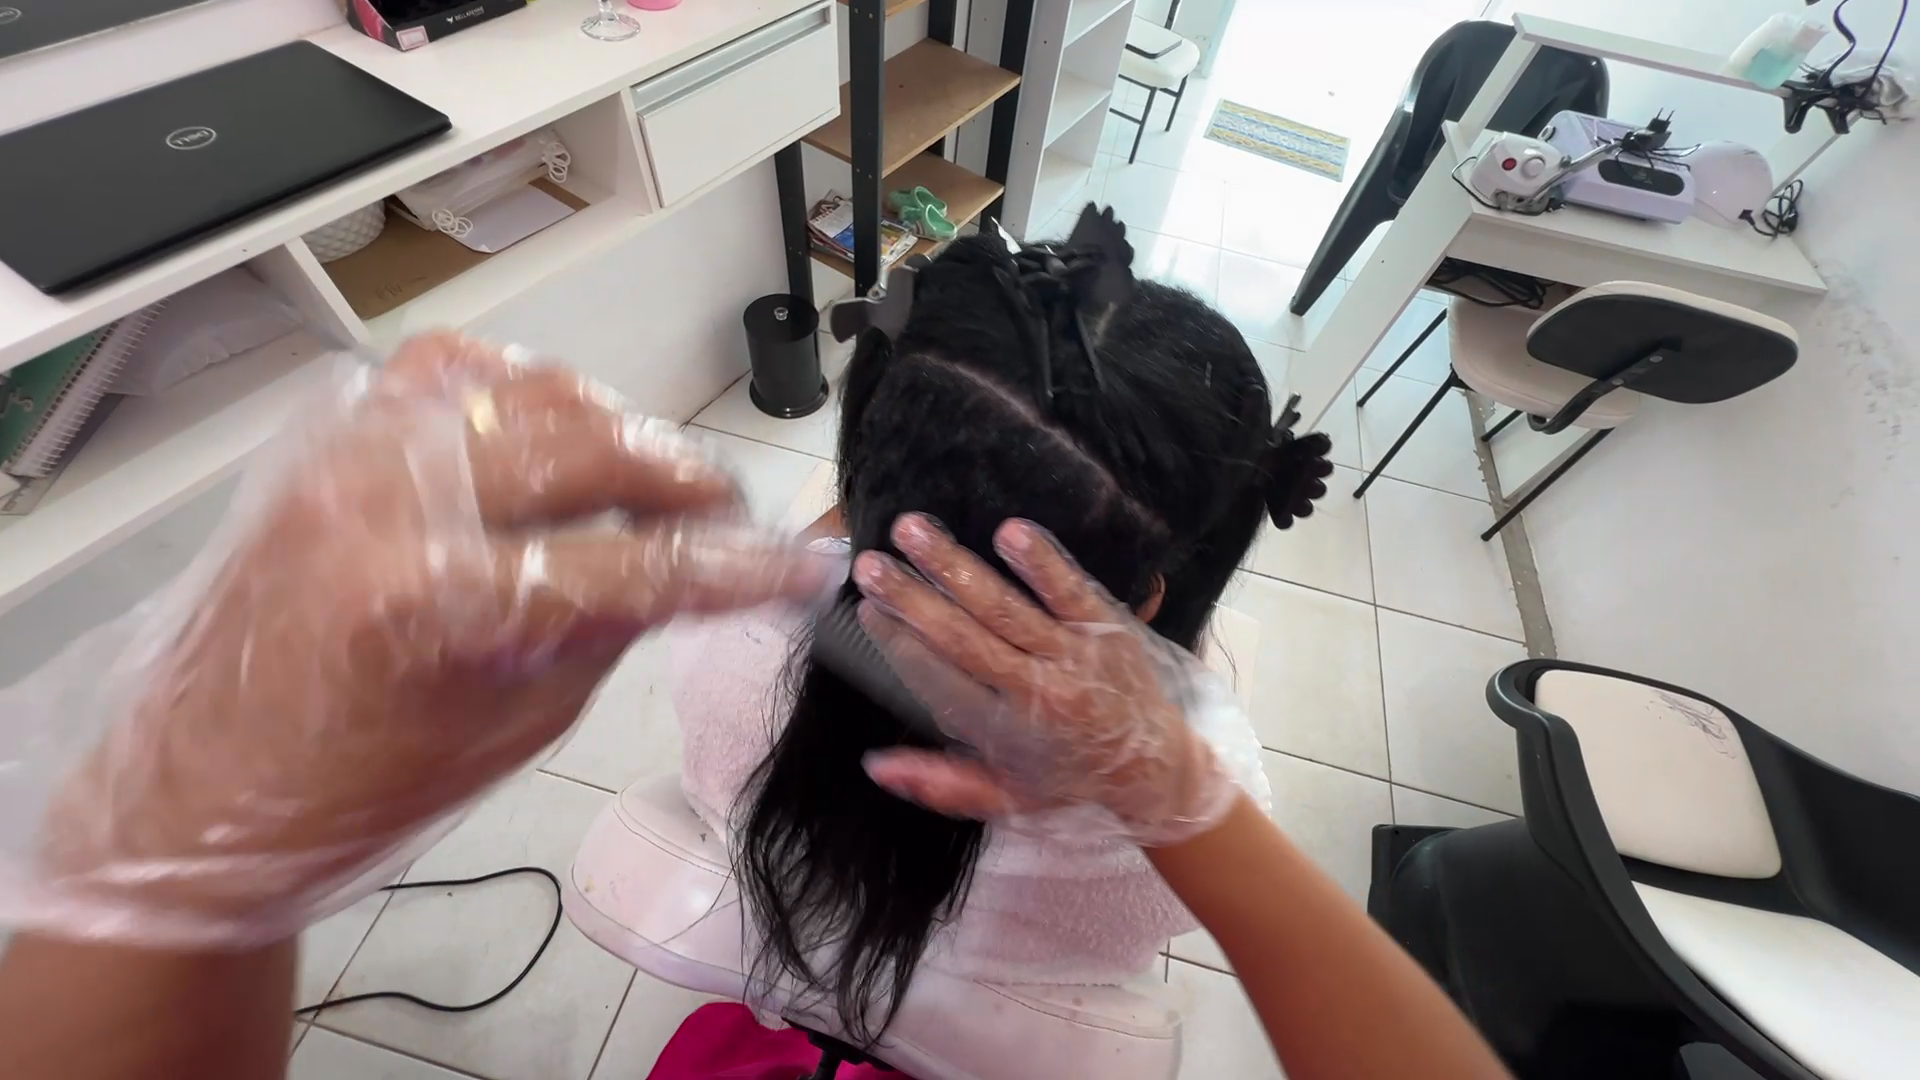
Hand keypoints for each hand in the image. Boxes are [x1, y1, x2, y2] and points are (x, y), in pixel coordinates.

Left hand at [5, 332, 837, 945]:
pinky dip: (538, 395)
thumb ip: (619, 618)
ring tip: (655, 484)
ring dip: (627, 435)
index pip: (647, 567)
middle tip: (734, 521)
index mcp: (443, 601)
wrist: (204, 783)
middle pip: (606, 450)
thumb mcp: (534, 715)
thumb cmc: (377, 781)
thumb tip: (700, 562)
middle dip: (695, 485)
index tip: (808, 567)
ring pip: (548, 391)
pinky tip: (562, 437)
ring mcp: (359, 449)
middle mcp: (396, 499)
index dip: (746, 568)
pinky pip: (464, 370)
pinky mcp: (339, 434)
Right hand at [849, 514, 1237, 844]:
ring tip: (911, 530)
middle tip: (869, 564)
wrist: (1159, 767)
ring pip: (1004, 607)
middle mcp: (1036, 690)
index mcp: (1006, 732)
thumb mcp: (1006, 798)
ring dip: (955, 567)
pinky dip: (1039, 562)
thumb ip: (941, 784)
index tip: (865, 610)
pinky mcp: (1105, 626)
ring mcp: (1072, 654)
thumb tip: (875, 765)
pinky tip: (1007, 531)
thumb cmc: (1070, 780)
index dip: (899, 645)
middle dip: (912, 598)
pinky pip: (1069, 589)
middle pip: (963, 638)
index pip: (939, 683)